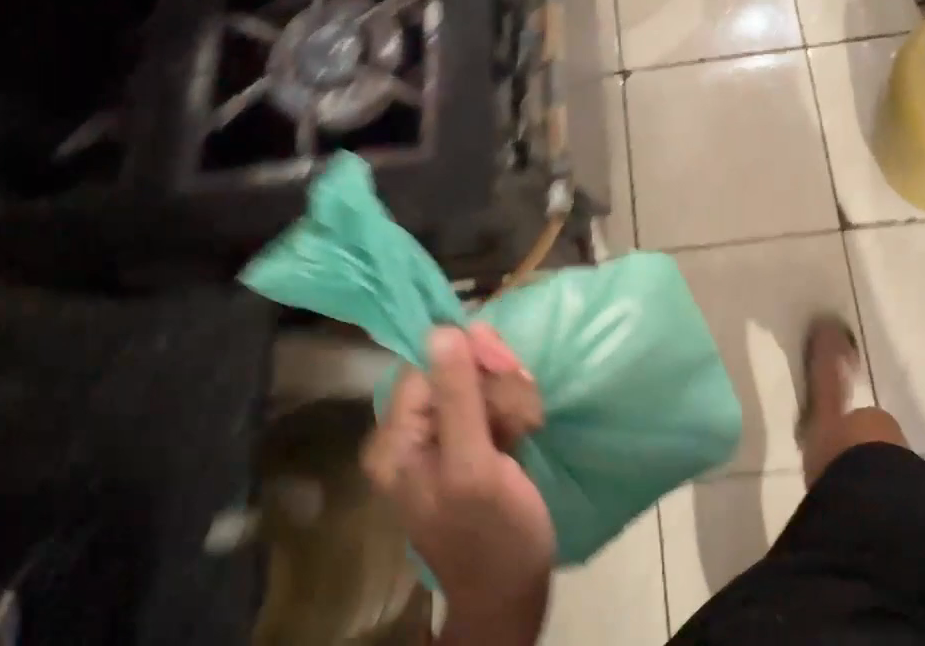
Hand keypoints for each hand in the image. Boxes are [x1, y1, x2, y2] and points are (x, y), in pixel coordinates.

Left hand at [363, 326, 554, 640]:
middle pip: (454, 369)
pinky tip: (528, 429)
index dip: (469, 357)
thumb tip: (441, 328)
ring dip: (511, 395)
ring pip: (479, 382)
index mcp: (395, 438)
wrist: (512, 594)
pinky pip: (491, 401)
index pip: (427, 364)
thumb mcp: (473, 466)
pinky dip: (514, 409)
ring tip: (529, 425)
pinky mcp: (470, 443)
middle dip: (495, 381)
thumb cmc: (493, 535)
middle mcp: (411, 432)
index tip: (511, 367)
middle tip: (525, 409)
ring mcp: (442, 437)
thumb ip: (457, 397)